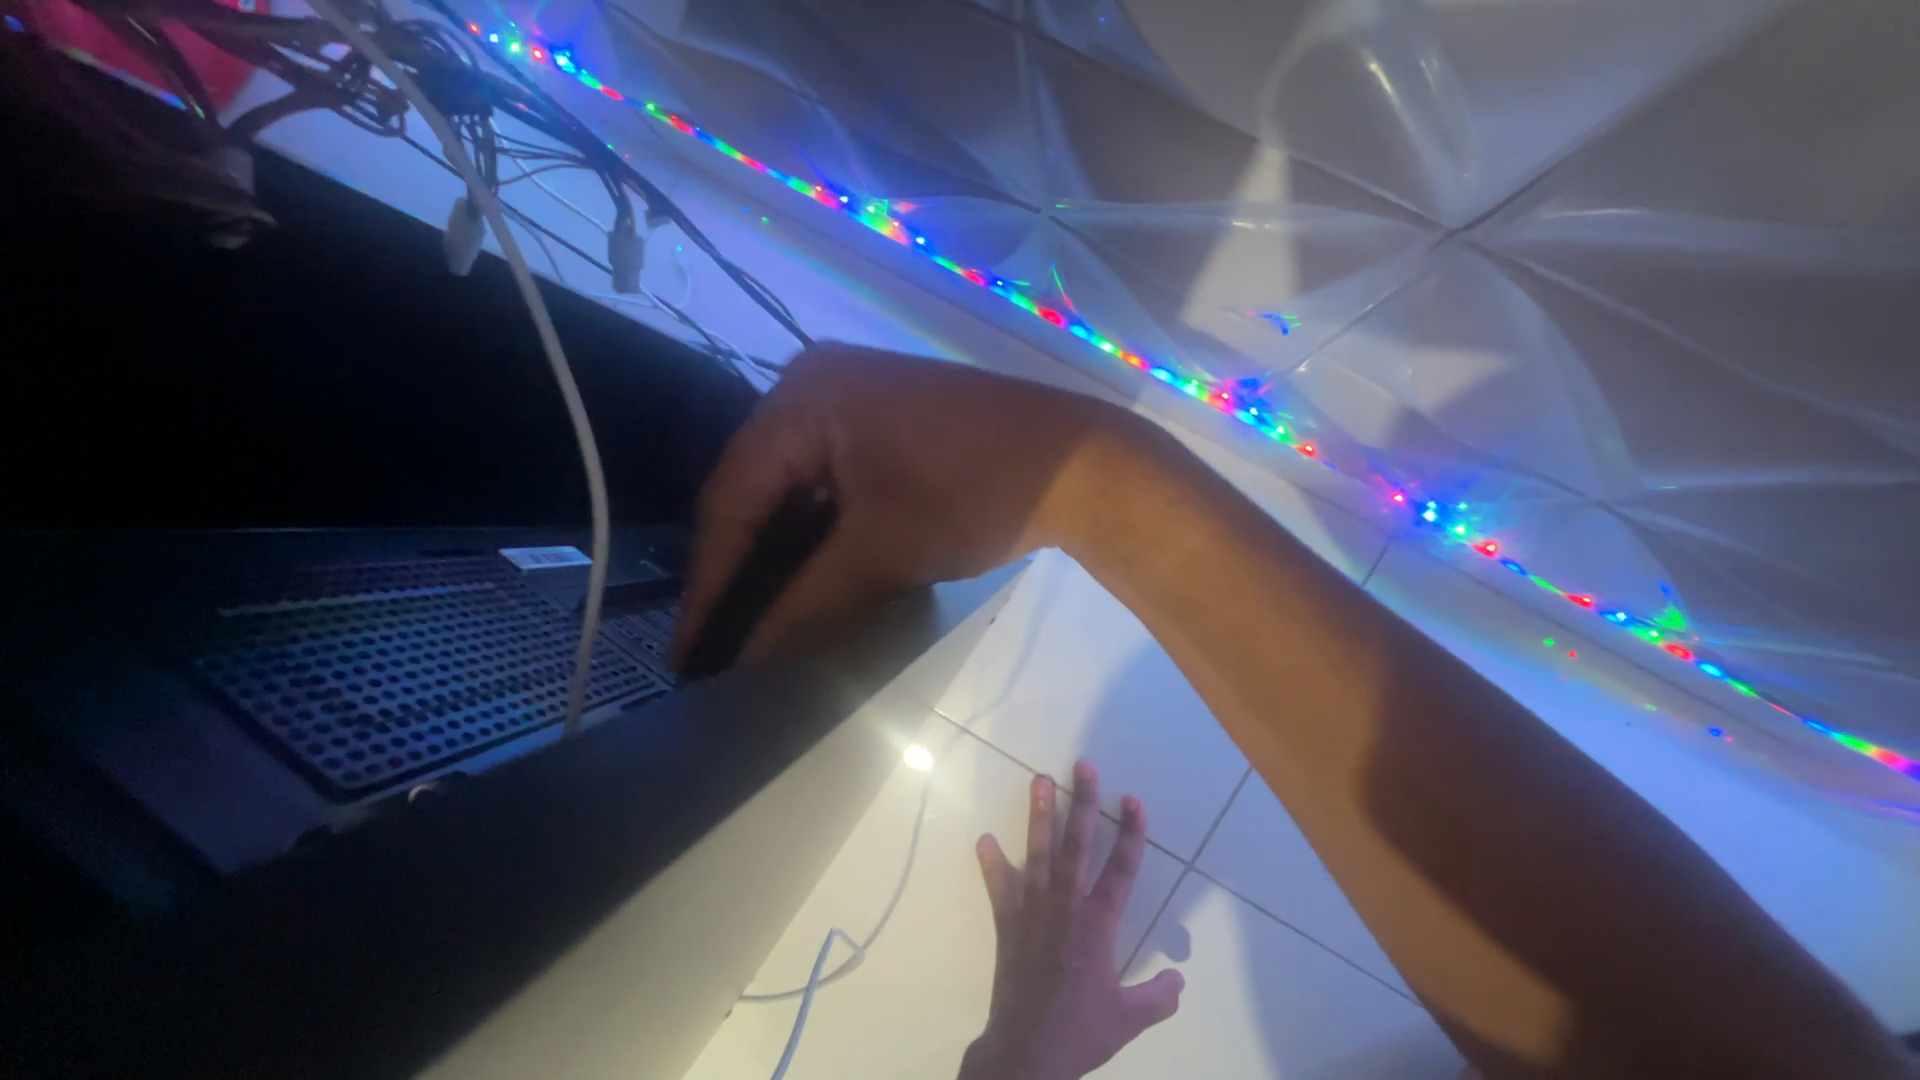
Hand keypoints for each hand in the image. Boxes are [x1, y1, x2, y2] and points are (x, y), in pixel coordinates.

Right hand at [670, 343, 1143, 668]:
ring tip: (751, 612)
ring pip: (794, 482)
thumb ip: (804, 605)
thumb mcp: (883, 553)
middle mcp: (817, 380)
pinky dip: (817, 524)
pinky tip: (803, 571)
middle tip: (716, 634)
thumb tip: (744, 660)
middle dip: (740, 563)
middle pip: (757, 485)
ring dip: (779, 547)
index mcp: (804, 396)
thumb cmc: (977, 496)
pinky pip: (830, 474)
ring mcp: (855, 394)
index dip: (711, 577)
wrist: (1084, 465)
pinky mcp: (885, 416)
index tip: (689, 647)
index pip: (733, 495)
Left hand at [960, 761, 1184, 1079]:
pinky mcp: (1008, 923)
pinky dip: (991, 864)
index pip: (1121, 869)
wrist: (1027, 1051)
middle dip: (1083, 803)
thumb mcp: (1129, 1017)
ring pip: (1038, 854)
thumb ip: (1158, 996)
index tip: (1133, 799)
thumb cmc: (1081, 1030)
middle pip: (1077, 845)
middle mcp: (1066, 906)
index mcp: (1098, 924)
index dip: (1130, 833)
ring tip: (1039, 779)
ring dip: (1039, 815)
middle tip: (1084, 767)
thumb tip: (1179, 980)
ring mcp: (1033, 911)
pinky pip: (999, 887)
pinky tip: (983, 838)